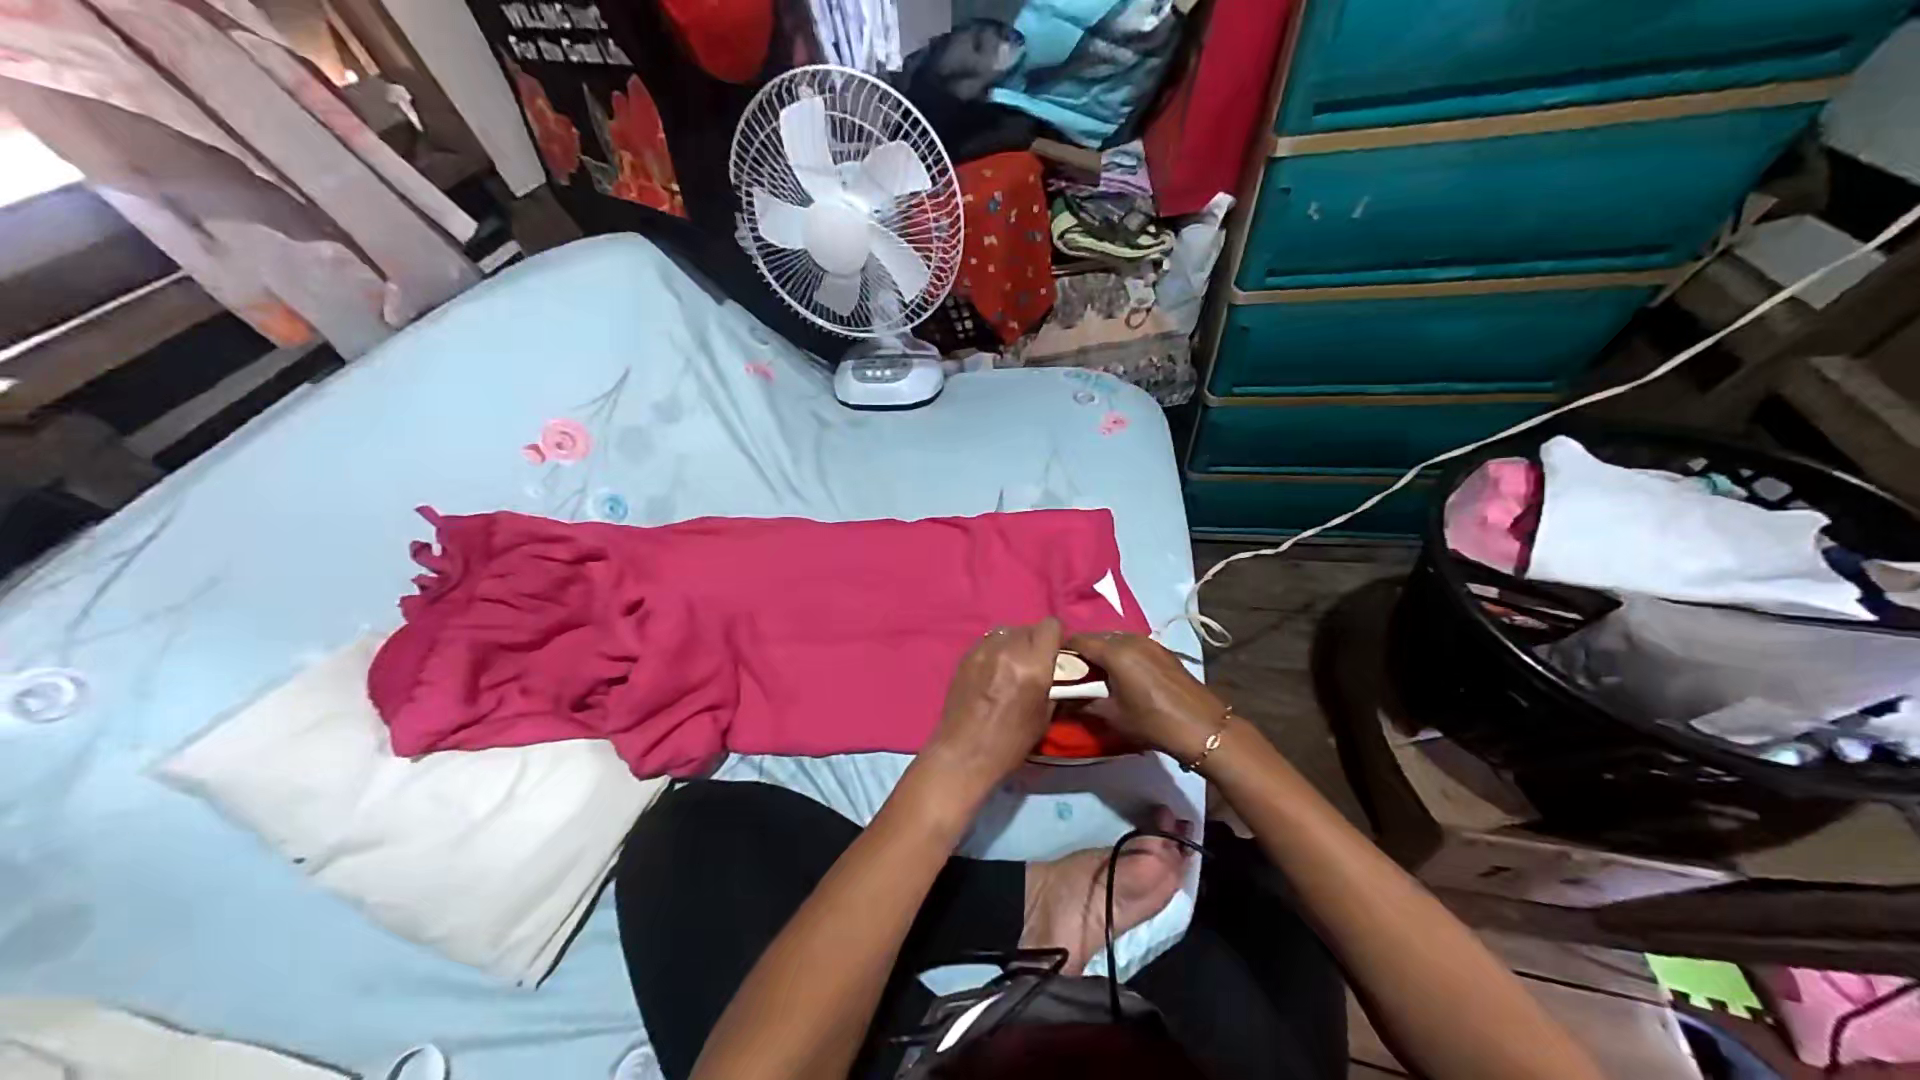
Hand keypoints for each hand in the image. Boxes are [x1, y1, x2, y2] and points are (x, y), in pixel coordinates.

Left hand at [918, 618, 1063, 802]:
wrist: (964, 753)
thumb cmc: (1011, 742)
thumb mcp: (1045, 716)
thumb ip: (1055, 685)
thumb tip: (1063, 671)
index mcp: (1032, 664)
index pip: (1051, 625)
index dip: (1057, 637)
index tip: (1056, 654)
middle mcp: (1008, 649)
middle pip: (1029, 627)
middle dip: (1036, 642)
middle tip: (1035, 664)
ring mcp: (983, 650)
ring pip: (1006, 631)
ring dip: (1015, 643)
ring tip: (1013, 665)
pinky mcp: (965, 656)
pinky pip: (988, 641)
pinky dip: (996, 650)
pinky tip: (993, 670)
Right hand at [1064, 632, 1229, 763]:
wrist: (1202, 727)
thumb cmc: (1153, 722)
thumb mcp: (1112, 716)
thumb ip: (1084, 703)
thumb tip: (1062, 700)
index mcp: (1115, 651)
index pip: (1078, 640)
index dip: (1062, 650)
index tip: (1052, 665)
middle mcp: (1130, 639)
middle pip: (1096, 637)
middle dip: (1082, 651)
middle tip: (1071, 672)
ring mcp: (1149, 642)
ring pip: (1114, 639)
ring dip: (1102, 652)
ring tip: (1093, 674)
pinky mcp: (1161, 650)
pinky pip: (1131, 645)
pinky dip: (1119, 654)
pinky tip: (1118, 674)